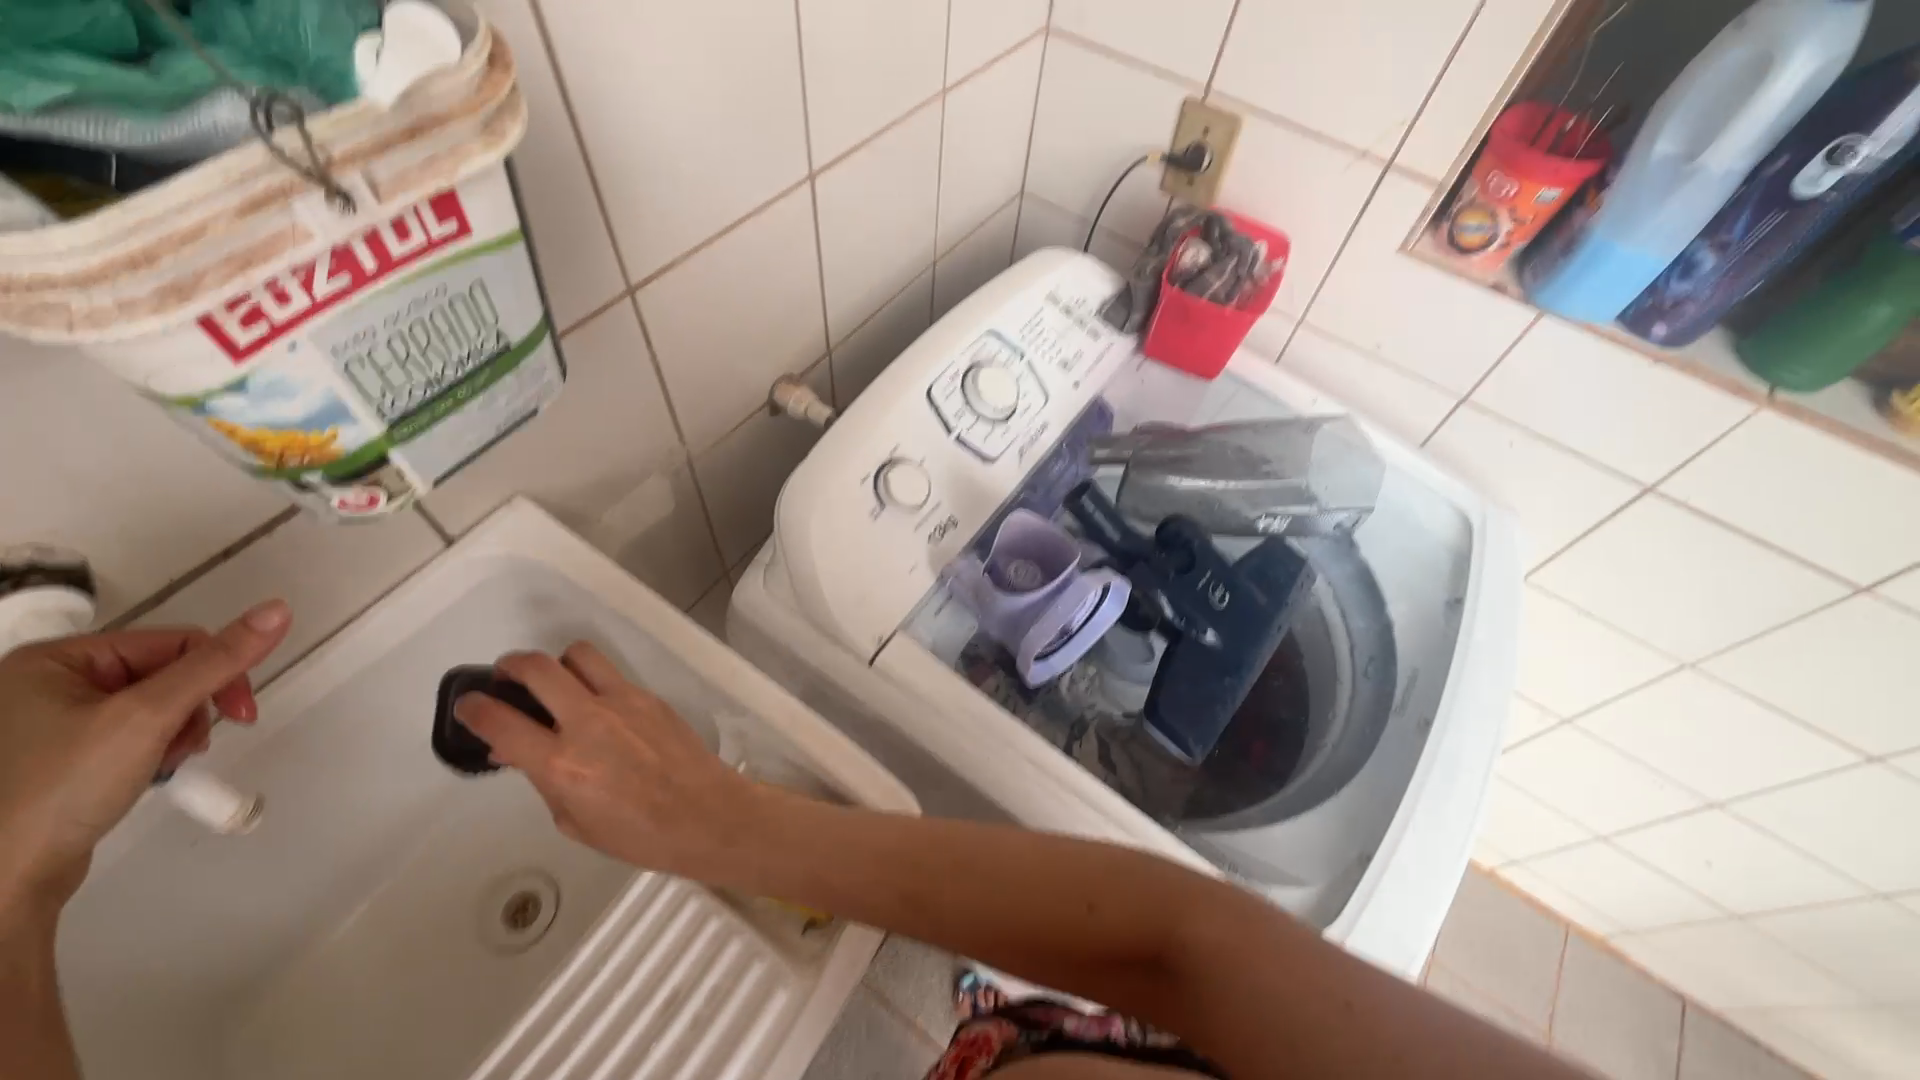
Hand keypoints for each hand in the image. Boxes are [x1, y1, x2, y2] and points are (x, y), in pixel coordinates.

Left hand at [0, 600, 291, 915]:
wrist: (6, 877)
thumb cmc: (67, 785)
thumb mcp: (150, 715)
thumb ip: (218, 661)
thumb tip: (279, 608)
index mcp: (55, 659)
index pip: (174, 642)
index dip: (217, 673)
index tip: (240, 715)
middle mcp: (48, 681)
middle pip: (166, 673)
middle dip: (193, 709)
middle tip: (194, 743)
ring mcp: (51, 720)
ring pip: (156, 704)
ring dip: (180, 731)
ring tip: (168, 762)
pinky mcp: (63, 754)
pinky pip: (134, 731)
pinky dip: (157, 748)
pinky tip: (152, 771)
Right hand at [454, 642, 764, 878]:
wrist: (706, 814)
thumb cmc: (639, 834)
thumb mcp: (575, 821)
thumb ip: (543, 781)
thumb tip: (518, 753)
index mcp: (562, 764)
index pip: (500, 722)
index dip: (473, 708)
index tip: (468, 705)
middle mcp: (588, 723)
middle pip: (537, 669)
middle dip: (510, 666)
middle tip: (505, 676)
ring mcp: (623, 703)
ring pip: (578, 655)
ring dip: (557, 663)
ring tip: (554, 682)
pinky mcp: (649, 697)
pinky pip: (611, 674)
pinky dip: (593, 681)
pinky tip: (596, 706)